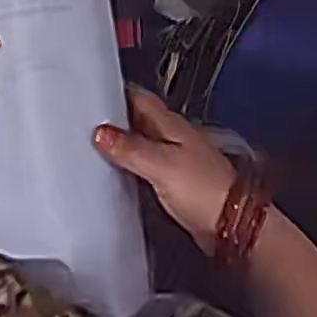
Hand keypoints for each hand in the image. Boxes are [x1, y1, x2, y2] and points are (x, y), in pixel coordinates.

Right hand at [94, 86, 237, 251]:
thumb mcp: (161, 165)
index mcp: (168, 123)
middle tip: (84, 121)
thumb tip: (99, 132)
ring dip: (120, 142)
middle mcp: (170, 135)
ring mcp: (173, 156)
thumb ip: (131, 148)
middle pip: (137, 118)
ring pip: (140, 141)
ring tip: (93, 145)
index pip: (137, 97)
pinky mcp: (172, 179)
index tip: (90, 93)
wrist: (232, 224)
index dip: (115, 92)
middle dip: (114, 118)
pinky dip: (129, 164)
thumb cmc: (202, 188)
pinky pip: (144, 163)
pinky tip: (115, 172)